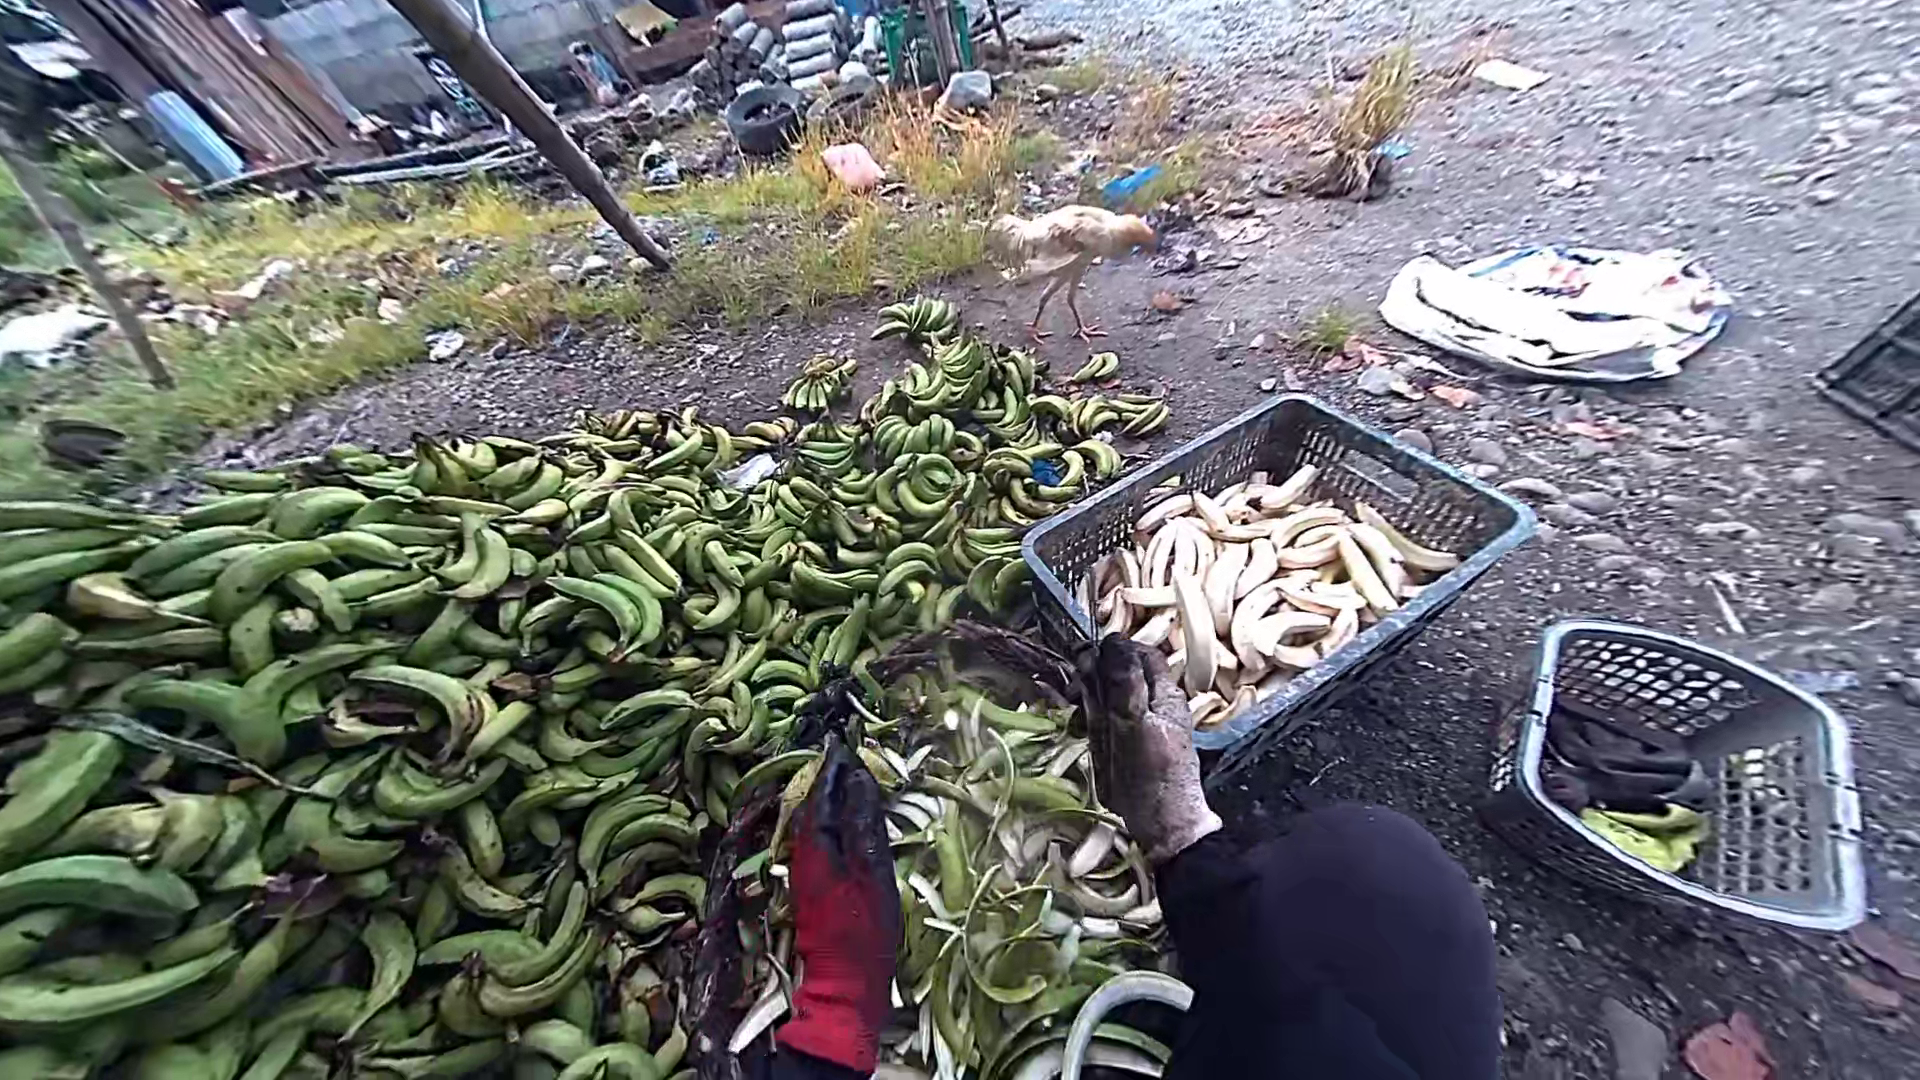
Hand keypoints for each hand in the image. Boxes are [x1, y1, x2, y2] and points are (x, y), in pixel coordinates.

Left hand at [778, 735, 900, 1072]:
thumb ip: (863, 821)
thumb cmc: (863, 927)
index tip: (841, 739)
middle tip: (845, 749)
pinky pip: (817, 832)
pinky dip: (829, 812)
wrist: (842, 985)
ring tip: (845, 772)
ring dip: (828, 792)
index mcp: (817, 844)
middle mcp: (803, 851)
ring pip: (813, 817)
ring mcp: (804, 867)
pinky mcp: (811, 880)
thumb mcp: (873, 870)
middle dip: (828, 774)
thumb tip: (858, 778)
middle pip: (813, 801)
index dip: (833, 765)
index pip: (823, 792)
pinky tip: (842, 811)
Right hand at [1077, 635, 1221, 864]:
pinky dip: (1088, 709)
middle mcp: (1153, 702)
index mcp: (1165, 693)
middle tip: (1075, 681)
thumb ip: (1124, 681)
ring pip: (1110, 690)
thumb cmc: (1152, 772)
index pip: (1141, 654)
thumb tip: (1113, 642)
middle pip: (1123, 670)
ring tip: (1072, 698)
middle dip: (1096, 669)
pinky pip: (1103, 712)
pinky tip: (1076, 717)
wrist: (1159, 825)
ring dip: (1088, 688)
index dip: (1115, 649)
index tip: (1088, 655)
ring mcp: (1138, 721)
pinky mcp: (1124, 739)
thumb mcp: (1134, 721)